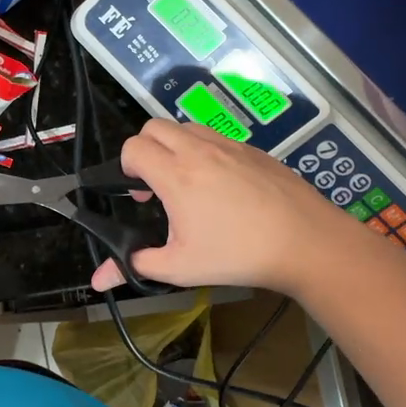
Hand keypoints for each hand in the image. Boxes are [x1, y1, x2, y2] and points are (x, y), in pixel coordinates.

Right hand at [92, 120, 357, 294]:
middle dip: (145, 149)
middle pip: (154, 126)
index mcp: (176, 175)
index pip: (133, 148)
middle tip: (155, 183)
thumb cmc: (237, 255)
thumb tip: (99, 280)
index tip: (138, 193)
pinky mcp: (254, 150)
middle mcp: (199, 151)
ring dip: (175, 146)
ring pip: (186, 126)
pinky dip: (205, 151)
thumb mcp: (180, 267)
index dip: (126, 167)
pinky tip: (220, 185)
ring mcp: (230, 146)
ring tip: (185, 181)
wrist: (306, 243)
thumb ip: (134, 266)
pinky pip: (216, 137)